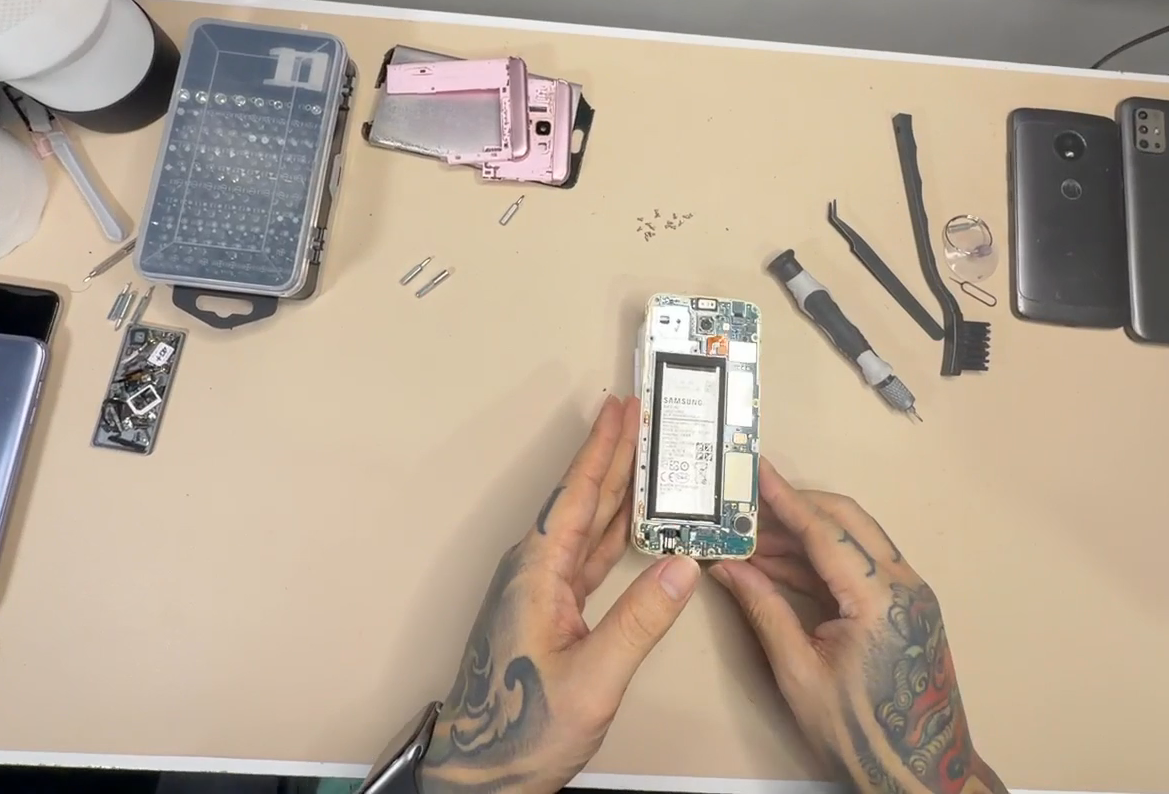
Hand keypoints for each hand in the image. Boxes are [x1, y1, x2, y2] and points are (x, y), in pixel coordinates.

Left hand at [421, 396, 700, 793]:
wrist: (483, 770)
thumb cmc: (526, 725)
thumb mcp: (592, 678)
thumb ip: (639, 621)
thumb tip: (685, 565)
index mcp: (538, 567)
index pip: (577, 493)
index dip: (600, 449)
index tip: (618, 411)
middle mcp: (538, 564)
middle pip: (582, 497)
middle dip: (610, 453)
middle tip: (637, 415)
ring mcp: (544, 584)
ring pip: (586, 522)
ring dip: (614, 486)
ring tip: (642, 453)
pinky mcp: (553, 604)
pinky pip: (588, 553)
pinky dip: (613, 529)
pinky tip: (633, 517)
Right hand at [710, 461, 1007, 793]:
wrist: (925, 778)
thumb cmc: (861, 732)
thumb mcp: (799, 674)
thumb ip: (764, 610)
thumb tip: (725, 566)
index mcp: (879, 598)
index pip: (824, 530)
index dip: (784, 497)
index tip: (755, 469)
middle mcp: (902, 582)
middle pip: (844, 519)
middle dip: (793, 505)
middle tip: (747, 503)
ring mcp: (908, 591)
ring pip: (852, 537)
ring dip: (803, 532)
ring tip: (751, 538)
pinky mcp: (904, 603)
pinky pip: (858, 562)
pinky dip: (818, 557)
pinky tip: (778, 563)